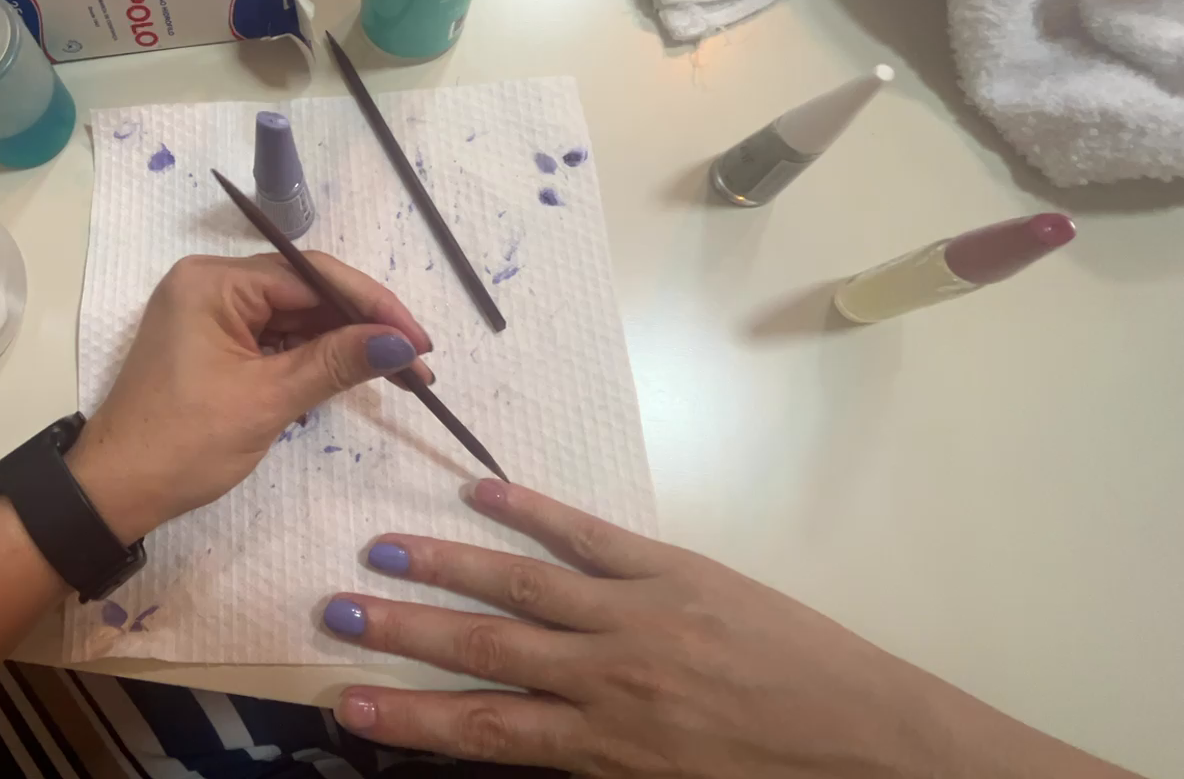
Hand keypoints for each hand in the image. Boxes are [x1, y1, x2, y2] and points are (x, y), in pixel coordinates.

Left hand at [68, 253, 431, 543]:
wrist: (115, 491)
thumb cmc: (185, 444)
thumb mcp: (267, 400)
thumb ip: (336, 363)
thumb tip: (402, 343)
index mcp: (214, 282)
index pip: (309, 275)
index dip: (371, 304)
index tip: (419, 339)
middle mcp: (210, 283)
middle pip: (303, 292)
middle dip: (360, 325)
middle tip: (416, 359)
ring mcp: (209, 311)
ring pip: (291, 315)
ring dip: (339, 342)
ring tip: (396, 369)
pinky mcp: (212, 339)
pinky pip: (271, 335)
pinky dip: (308, 355)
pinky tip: (348, 371)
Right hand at [320, 479, 1141, 778]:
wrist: (905, 763)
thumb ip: (592, 761)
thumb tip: (515, 733)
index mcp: (609, 747)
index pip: (485, 729)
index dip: (410, 719)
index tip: (347, 704)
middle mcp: (606, 677)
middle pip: (483, 650)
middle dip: (402, 633)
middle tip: (335, 609)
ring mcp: (633, 612)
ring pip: (518, 584)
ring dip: (444, 566)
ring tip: (382, 552)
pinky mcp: (669, 569)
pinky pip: (585, 533)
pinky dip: (530, 509)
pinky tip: (481, 490)